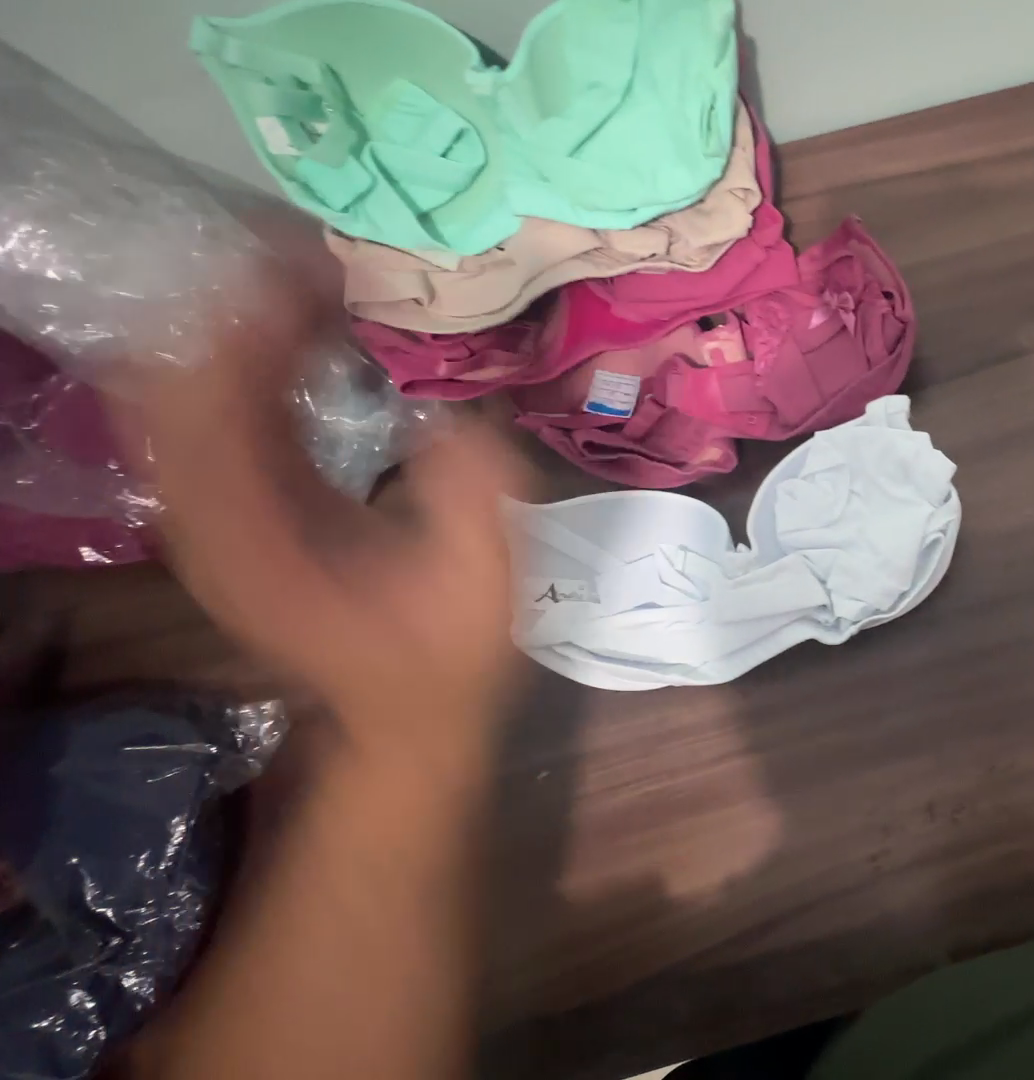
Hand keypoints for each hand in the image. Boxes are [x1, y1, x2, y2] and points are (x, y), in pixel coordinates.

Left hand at [114, 275, 529, 760]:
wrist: (404, 712)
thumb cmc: (446, 654)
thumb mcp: (480, 581)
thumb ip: (472, 496)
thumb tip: (463, 411)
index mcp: (257, 534)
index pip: (212, 399)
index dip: (252, 321)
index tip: (316, 268)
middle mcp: (206, 517)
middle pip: (180, 377)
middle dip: (242, 305)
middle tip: (321, 262)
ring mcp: (210, 513)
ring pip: (184, 388)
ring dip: (239, 327)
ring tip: (312, 284)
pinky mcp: (232, 510)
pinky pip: (211, 412)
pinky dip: (245, 362)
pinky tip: (299, 340)